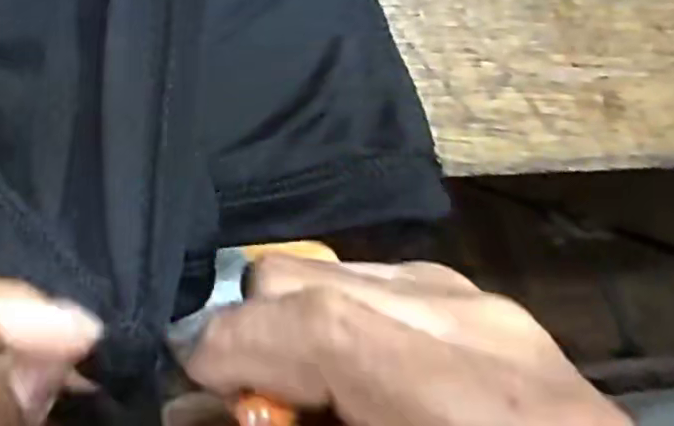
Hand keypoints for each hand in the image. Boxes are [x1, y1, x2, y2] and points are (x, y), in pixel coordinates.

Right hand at [178, 256, 626, 425]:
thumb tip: (211, 403)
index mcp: (465, 400)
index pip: (318, 323)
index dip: (231, 347)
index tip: (184, 382)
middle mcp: (473, 322)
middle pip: (308, 276)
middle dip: (254, 335)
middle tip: (248, 405)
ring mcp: (485, 305)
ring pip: (333, 268)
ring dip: (294, 325)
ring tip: (302, 394)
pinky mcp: (489, 306)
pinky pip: (377, 282)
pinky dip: (339, 320)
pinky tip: (356, 379)